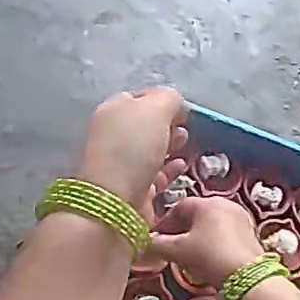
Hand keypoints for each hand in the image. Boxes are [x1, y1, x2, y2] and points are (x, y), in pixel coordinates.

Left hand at [77, 87, 190, 221]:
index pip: (139, 99)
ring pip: (152, 151)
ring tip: (186, 144)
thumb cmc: (134, 146)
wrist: (117, 200)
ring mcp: (124, 165)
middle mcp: (115, 136)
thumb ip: (168, 99)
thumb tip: (175, 104)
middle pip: (146, 127)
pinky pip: (156, 175)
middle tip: (185, 128)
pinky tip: (181, 165)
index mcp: (112, 111)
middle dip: (168, 125)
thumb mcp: (155, 108)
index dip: (161, 102)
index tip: (181, 110)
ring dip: (171, 146)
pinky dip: (170, 169)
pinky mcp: (134, 189)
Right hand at [149, 197, 263, 286]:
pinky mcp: (250, 235)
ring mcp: (241, 219)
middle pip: (196, 216)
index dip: (164, 224)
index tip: (156, 239)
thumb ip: (157, 245)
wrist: (248, 278)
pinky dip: (213, 244)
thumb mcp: (177, 251)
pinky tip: (208, 260)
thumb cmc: (210, 257)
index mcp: (207, 203)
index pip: (178, 207)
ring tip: (188, 257)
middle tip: (171, 248)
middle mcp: (226, 205)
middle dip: (180, 231)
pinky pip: (224, 235)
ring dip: (197, 239)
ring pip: (211, 226)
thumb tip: (147, 243)